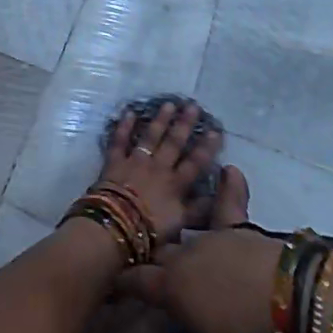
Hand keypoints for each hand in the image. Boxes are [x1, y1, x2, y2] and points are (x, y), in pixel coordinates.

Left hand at [95, 102, 218, 242]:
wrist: (118, 222)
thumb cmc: (151, 229)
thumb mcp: (181, 223)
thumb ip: (199, 210)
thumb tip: (216, 199)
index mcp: (176, 184)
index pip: (196, 162)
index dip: (207, 147)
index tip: (216, 131)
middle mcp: (158, 167)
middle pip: (174, 142)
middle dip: (184, 124)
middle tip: (192, 106)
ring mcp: (136, 161)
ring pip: (150, 136)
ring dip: (160, 120)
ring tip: (168, 104)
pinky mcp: (115, 161)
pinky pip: (119, 140)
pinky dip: (123, 126)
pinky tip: (129, 112)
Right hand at [117, 165, 285, 332]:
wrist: (302, 307)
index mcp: (170, 288)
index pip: (136, 282)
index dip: (124, 285)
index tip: (113, 288)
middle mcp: (183, 256)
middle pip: (160, 257)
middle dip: (155, 266)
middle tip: (158, 280)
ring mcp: (212, 238)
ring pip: (186, 236)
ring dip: (182, 244)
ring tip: (182, 250)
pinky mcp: (243, 230)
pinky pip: (231, 204)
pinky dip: (230, 187)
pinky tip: (230, 169)